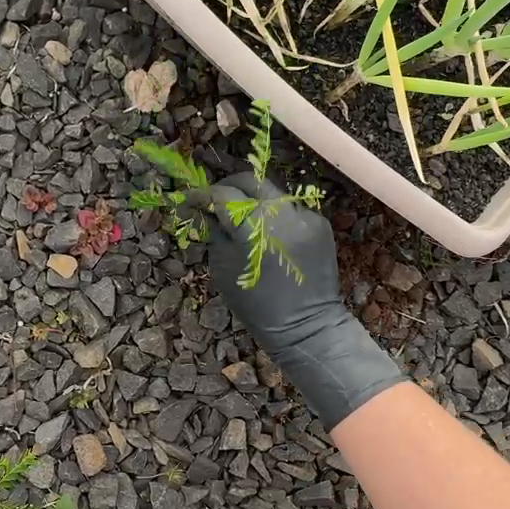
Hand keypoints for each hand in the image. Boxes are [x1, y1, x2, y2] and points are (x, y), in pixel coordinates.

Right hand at [206, 173, 405, 429]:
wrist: (306, 326)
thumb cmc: (256, 305)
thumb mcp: (222, 269)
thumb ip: (216, 232)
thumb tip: (205, 209)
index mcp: (255, 230)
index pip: (224, 195)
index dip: (203, 194)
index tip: (189, 198)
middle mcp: (283, 216)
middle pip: (251, 182)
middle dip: (229, 186)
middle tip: (214, 198)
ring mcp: (306, 217)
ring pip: (272, 193)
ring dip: (252, 199)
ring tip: (240, 215)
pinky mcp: (320, 223)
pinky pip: (290, 209)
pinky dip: (274, 214)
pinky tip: (268, 233)